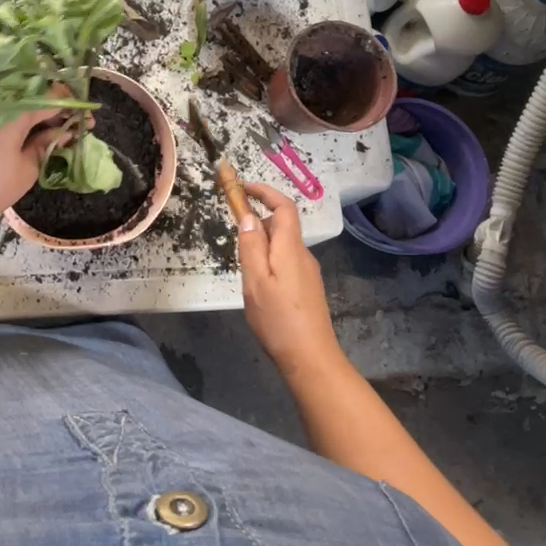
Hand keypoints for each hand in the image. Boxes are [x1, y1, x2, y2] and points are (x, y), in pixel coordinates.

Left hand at [0, 80, 65, 241]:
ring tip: (32, 131)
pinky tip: (3, 132)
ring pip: (0, 90)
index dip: (71, 106)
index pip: (51, 93)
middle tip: (60, 128)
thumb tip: (62, 133)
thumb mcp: (22, 172)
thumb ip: (46, 145)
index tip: (84, 121)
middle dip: (46, 104)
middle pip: (24, 86)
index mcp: (9, 102)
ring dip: (21, 106)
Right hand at [238, 181, 344, 376]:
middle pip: (282, 224)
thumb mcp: (255, 281)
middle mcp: (303, 254)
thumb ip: (251, 247)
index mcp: (290, 247)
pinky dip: (269, 259)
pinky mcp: (307, 288)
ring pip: (282, 245)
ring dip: (261, 243)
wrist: (311, 358)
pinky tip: (258, 285)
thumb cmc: (278, 319)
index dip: (265, 191)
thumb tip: (249, 216)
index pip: (283, 206)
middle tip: (234, 235)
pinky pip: (286, 261)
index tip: (242, 187)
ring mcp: (308, 272)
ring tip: (243, 267)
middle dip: (258, 220)